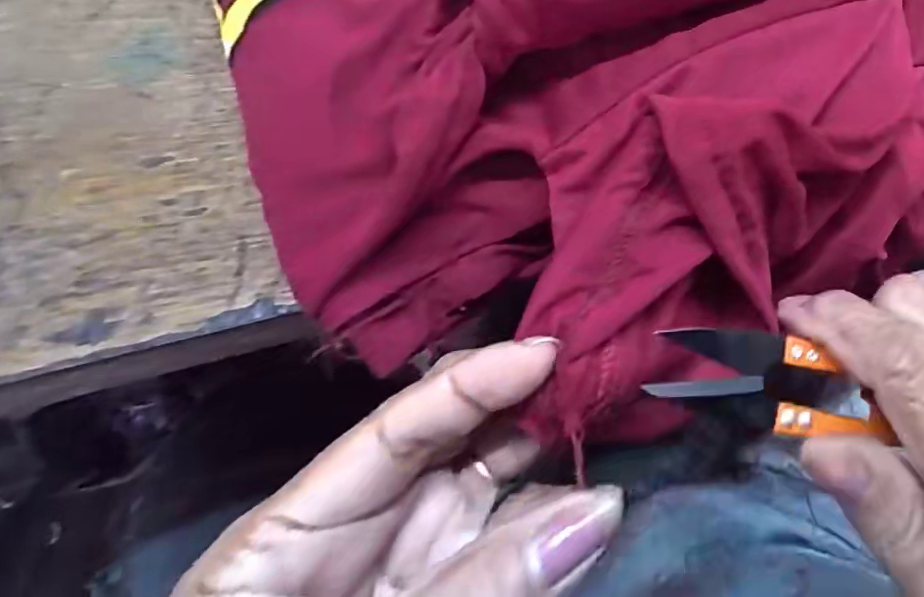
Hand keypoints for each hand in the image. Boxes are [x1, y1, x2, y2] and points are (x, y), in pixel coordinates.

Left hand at [173, 338, 621, 595]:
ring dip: (559, 444)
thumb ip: (482, 585)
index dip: (477, 379)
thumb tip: (606, 506)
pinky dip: (565, 514)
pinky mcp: (464, 576)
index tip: (553, 350)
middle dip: (532, 394)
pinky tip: (603, 498)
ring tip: (623, 413)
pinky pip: (523, 528)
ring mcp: (422, 548)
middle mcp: (372, 518)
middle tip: (605, 367)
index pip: (398, 425)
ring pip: (502, 471)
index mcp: (300, 527)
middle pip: (460, 432)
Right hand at [779, 272, 923, 596]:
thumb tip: (817, 442)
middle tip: (829, 362)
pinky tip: (923, 366)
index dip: (844, 325)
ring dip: (892, 315)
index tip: (793, 313)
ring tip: (875, 367)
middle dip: (860, 317)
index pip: (908, 362)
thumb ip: (886, 514)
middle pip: (920, 307)